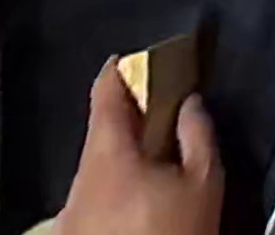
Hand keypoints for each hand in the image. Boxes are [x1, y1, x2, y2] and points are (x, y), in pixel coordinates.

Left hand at [55, 62, 223, 234]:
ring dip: (123, 155)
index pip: (104, 97)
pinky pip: (93, 197)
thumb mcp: (205, 182)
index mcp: (109, 158)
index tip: (133, 57)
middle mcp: (79, 183)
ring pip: (96, 169)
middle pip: (100, 135)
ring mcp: (69, 219)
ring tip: (157, 159)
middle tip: (162, 112)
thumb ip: (197, 132)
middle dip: (130, 119)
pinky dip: (114, 184)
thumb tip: (188, 100)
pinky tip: (140, 199)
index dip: (118, 70)